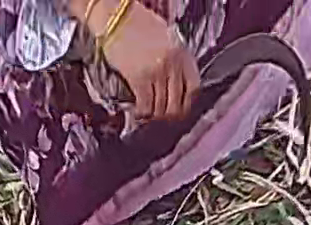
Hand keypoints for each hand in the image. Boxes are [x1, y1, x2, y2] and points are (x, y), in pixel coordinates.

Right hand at [94, 2, 199, 121]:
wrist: (117, 18)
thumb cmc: (139, 27)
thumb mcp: (166, 39)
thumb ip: (174, 60)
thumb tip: (175, 86)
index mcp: (182, 52)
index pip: (193, 88)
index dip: (186, 105)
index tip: (178, 111)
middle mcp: (173, 63)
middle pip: (176, 104)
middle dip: (168, 117)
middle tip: (160, 120)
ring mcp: (157, 72)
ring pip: (160, 109)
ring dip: (153, 117)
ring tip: (147, 115)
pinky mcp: (140, 79)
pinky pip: (145, 107)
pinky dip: (141, 114)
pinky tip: (137, 112)